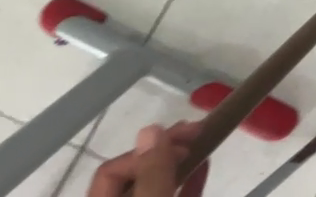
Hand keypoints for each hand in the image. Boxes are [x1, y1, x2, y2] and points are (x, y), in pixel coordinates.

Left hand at [87, 122, 207, 196]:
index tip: (182, 139)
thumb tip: (151, 129)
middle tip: (195, 133)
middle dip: (164, 150)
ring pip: (153, 186)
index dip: (145, 150)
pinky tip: (204, 165)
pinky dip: (188, 181)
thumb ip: (151, 174)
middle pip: (132, 175)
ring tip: (200, 141)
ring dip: (176, 161)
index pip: (110, 171)